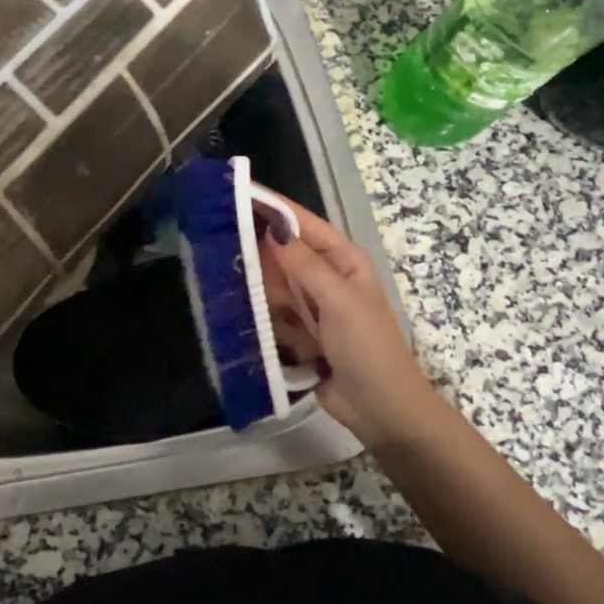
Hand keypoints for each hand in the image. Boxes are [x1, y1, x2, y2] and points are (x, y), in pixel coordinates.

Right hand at [258, 197, 441, 444]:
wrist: (382, 410)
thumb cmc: (368, 348)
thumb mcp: (339, 301)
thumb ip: (304, 264)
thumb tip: (273, 227)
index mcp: (343, 260)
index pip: (303, 223)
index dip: (273, 207)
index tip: (238, 192)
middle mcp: (324, 277)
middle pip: (282, 252)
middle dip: (259, 252)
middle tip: (220, 242)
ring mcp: (310, 306)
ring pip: (272, 283)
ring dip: (260, 289)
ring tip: (235, 286)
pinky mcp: (298, 332)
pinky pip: (271, 313)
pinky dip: (263, 317)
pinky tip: (248, 318)